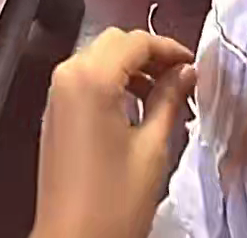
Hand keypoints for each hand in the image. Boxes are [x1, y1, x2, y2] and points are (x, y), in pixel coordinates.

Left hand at [31, 28, 197, 237]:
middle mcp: (69, 73)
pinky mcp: (54, 111)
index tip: (192, 62)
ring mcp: (57, 92)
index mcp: (92, 76)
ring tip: (161, 92)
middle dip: (149, 54)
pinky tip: (134, 105)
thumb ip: (169, 98)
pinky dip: (111, 79)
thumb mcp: (152, 148)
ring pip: (100, 56)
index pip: (136, 42)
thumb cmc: (114, 203)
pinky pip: (86, 76)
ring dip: (131, 66)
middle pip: (116, 42)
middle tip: (179, 75)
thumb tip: (186, 71)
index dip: (168, 48)